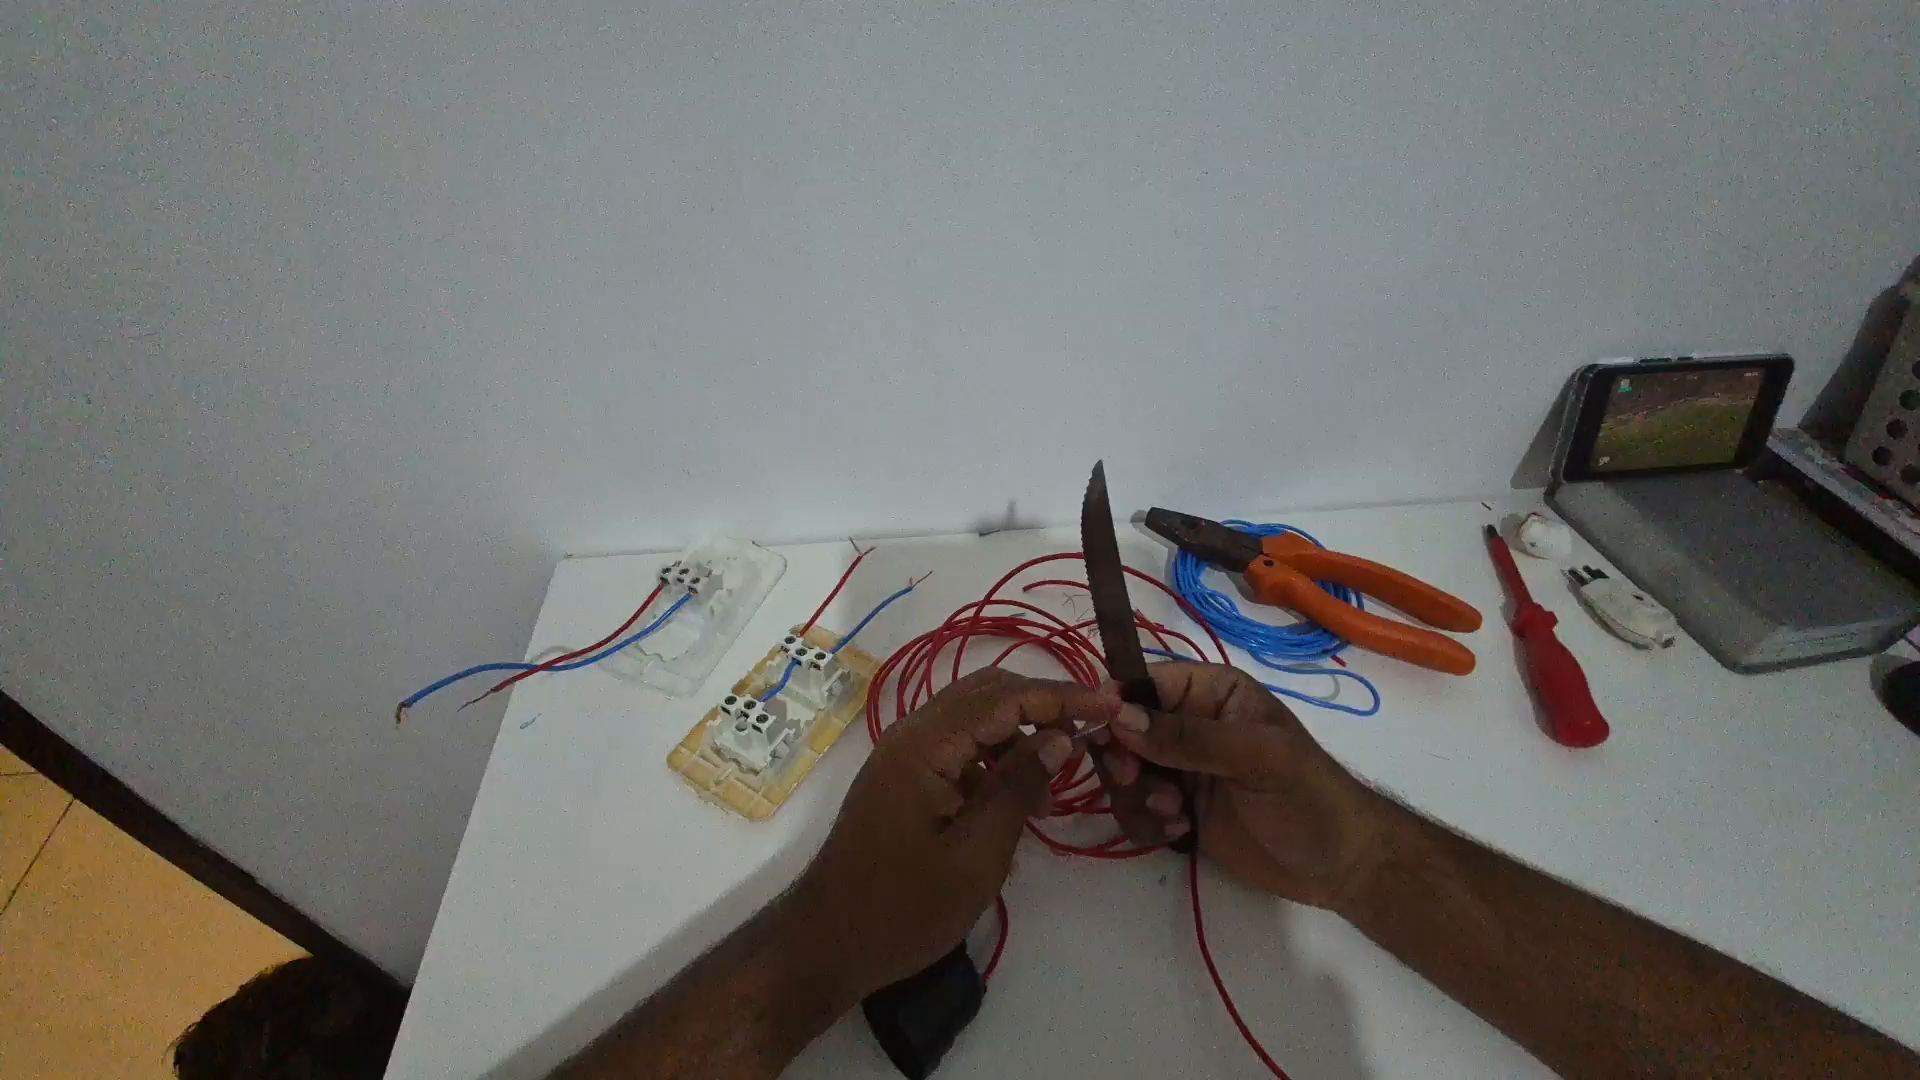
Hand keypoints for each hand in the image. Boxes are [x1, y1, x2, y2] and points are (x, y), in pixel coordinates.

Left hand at [783, 669, 1115, 1001]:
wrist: (826, 942)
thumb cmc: (902, 909)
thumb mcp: (975, 857)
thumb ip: (1018, 789)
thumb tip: (1059, 738)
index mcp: (925, 745)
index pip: (1004, 698)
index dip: (1062, 697)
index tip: (1111, 707)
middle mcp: (912, 732)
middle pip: (988, 693)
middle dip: (1043, 705)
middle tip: (1092, 731)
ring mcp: (906, 751)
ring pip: (975, 716)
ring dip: (1019, 733)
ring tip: (1054, 780)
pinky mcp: (906, 772)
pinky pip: (959, 744)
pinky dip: (994, 757)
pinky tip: (1015, 796)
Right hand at [1095, 661, 1390, 910]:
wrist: (1341, 868)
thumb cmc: (1309, 796)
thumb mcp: (1256, 758)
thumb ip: (1187, 737)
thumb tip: (1119, 717)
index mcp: (1209, 692)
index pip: (1143, 682)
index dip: (1115, 703)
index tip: (1101, 733)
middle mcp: (1186, 724)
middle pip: (1120, 729)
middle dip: (1122, 758)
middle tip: (1134, 780)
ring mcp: (1178, 768)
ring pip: (1120, 771)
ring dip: (1135, 795)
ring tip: (1174, 814)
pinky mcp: (1174, 809)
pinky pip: (1132, 808)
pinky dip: (1145, 822)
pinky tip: (1180, 832)